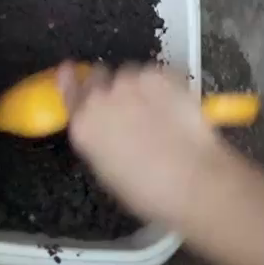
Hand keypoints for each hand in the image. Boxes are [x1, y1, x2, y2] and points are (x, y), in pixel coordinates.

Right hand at [58, 62, 222, 224]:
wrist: (194, 180)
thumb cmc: (151, 191)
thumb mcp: (109, 172)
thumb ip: (97, 141)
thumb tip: (103, 130)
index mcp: (83, 125)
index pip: (69, 90)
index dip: (71, 80)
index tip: (71, 73)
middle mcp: (101, 97)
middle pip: (98, 75)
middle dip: (109, 86)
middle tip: (128, 106)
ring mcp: (129, 81)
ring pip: (129, 74)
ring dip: (137, 87)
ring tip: (157, 114)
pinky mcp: (157, 74)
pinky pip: (153, 74)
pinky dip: (160, 86)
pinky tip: (172, 108)